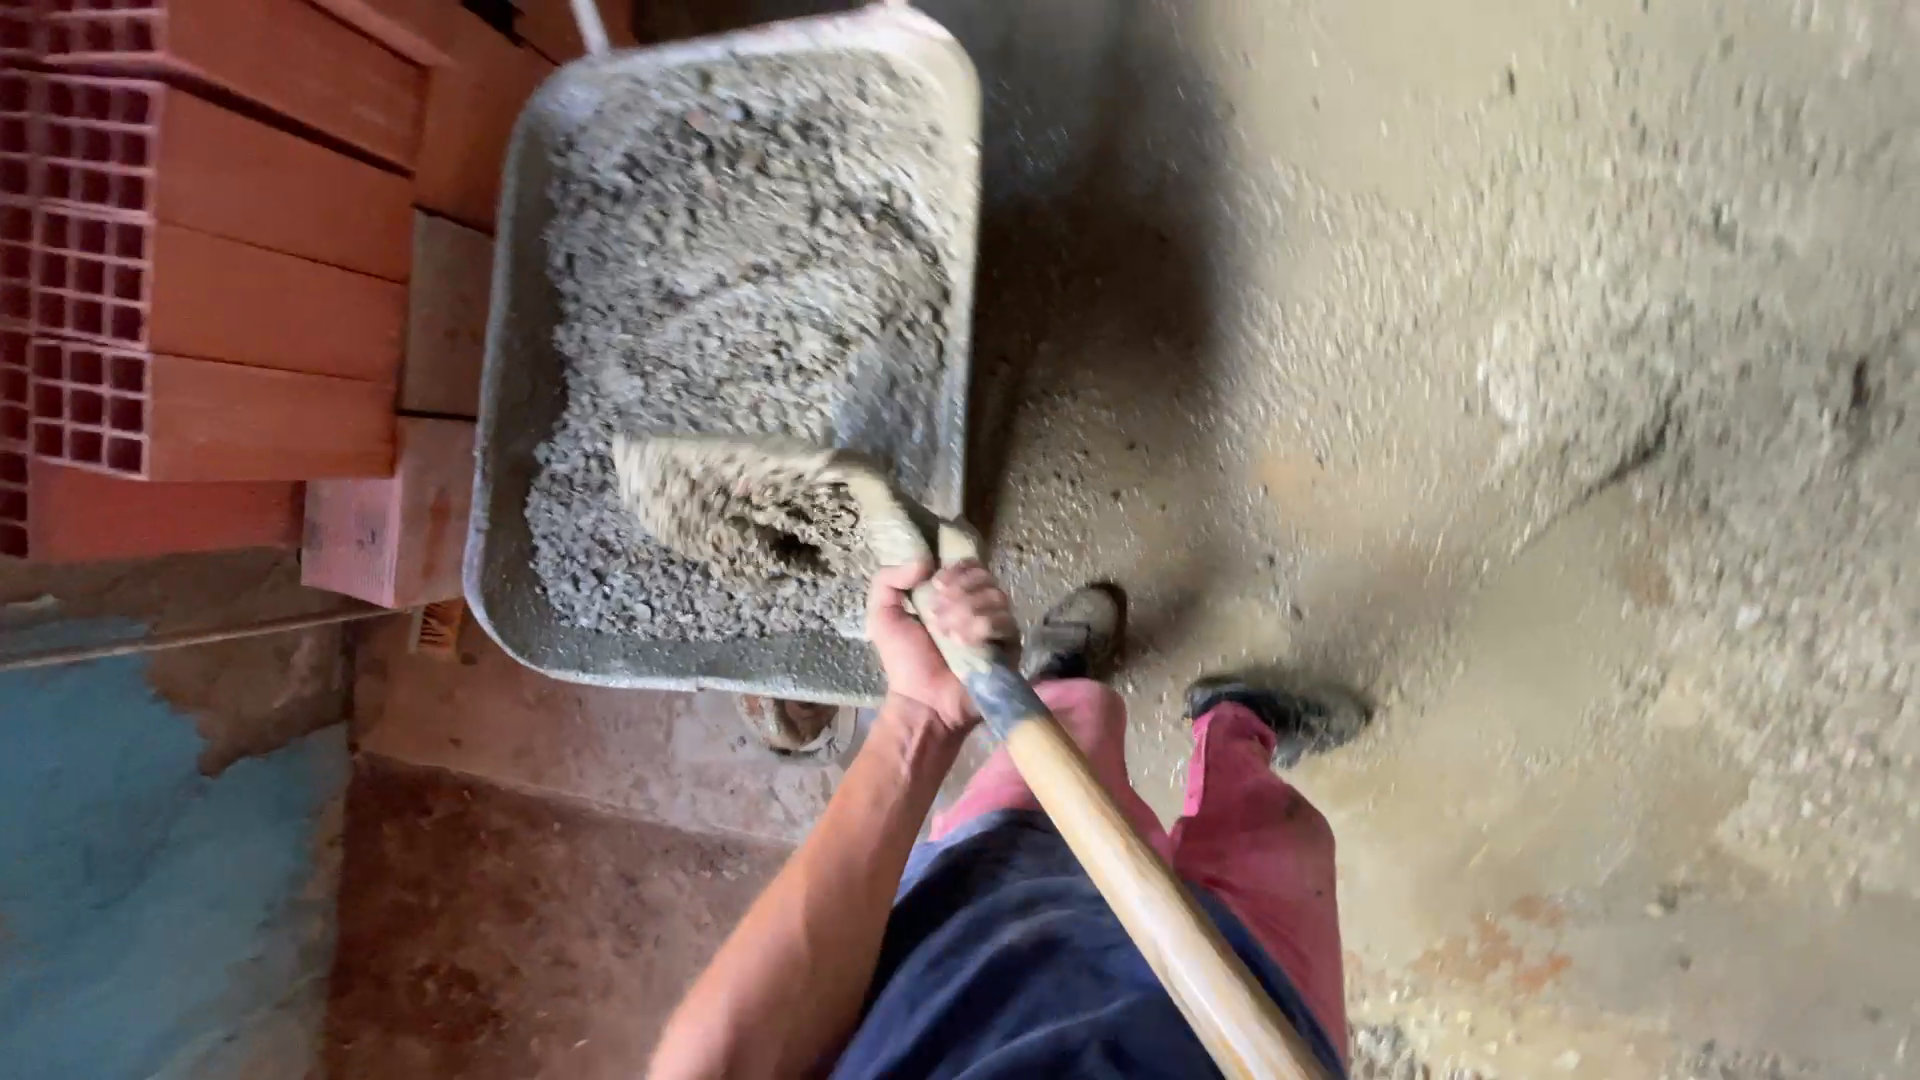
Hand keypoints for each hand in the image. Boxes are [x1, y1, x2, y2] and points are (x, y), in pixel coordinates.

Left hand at [867, 558, 1016, 732]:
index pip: (970, 565)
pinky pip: (1005, 623)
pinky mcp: (1010, 646)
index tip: (936, 583)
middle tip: (936, 614)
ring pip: (996, 597)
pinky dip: (980, 627)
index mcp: (954, 595)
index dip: (957, 568)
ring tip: (945, 633)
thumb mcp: (882, 614)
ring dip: (966, 610)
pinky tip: (962, 643)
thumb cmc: (905, 661)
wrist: (922, 701)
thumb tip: (925, 561)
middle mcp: (979, 607)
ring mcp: (997, 626)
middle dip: (959, 591)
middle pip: (985, 577)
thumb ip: (889, 579)